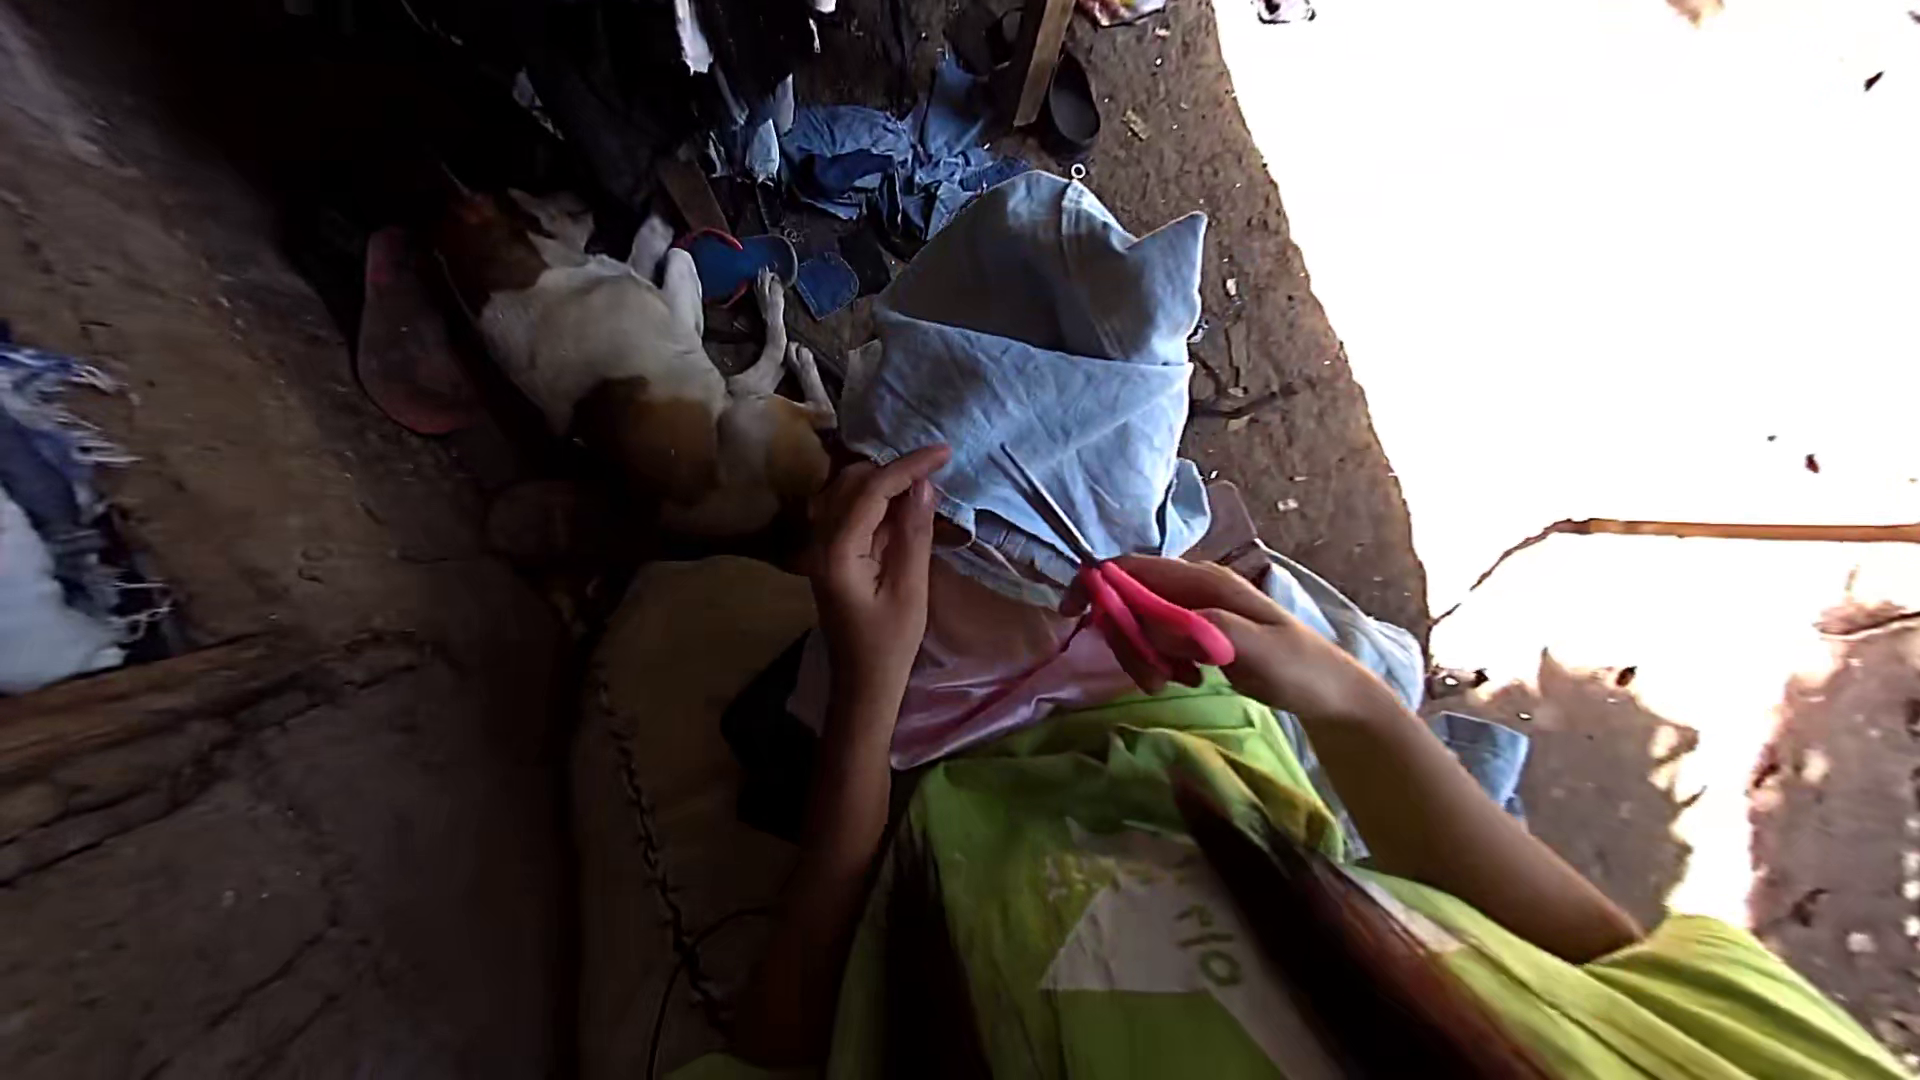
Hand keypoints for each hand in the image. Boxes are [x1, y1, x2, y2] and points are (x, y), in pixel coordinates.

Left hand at [807, 445, 951, 713]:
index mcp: (836, 551)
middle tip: (934, 467)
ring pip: (846, 493)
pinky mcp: (829, 555)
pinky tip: (902, 505)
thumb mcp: (910, 590)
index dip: (908, 466)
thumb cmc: (890, 644)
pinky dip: (875, 501)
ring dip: (882, 481)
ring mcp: (819, 547)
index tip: (943, 452)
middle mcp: (819, 541)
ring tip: (922, 480)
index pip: (870, 490)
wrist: (862, 683)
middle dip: (892, 468)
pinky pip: (848, 512)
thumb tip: (924, 485)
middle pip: (850, 482)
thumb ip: (914, 533)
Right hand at [1107, 555, 1401, 723]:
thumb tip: (1146, 626)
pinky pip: (1154, 640)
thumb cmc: (1297, 666)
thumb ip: (1200, 632)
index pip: (1132, 567)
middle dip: (1126, 637)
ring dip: (1142, 655)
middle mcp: (1191, 587)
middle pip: (1128, 599)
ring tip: (1173, 681)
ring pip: (1138, 623)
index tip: (1073, 614)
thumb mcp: (1254, 649)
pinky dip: (1156, 662)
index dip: (1097, 583)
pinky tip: (1184, 678)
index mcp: (1202, 580)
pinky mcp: (1193, 631)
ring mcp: (1191, 609)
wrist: (1329, 692)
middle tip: (1150, 677)